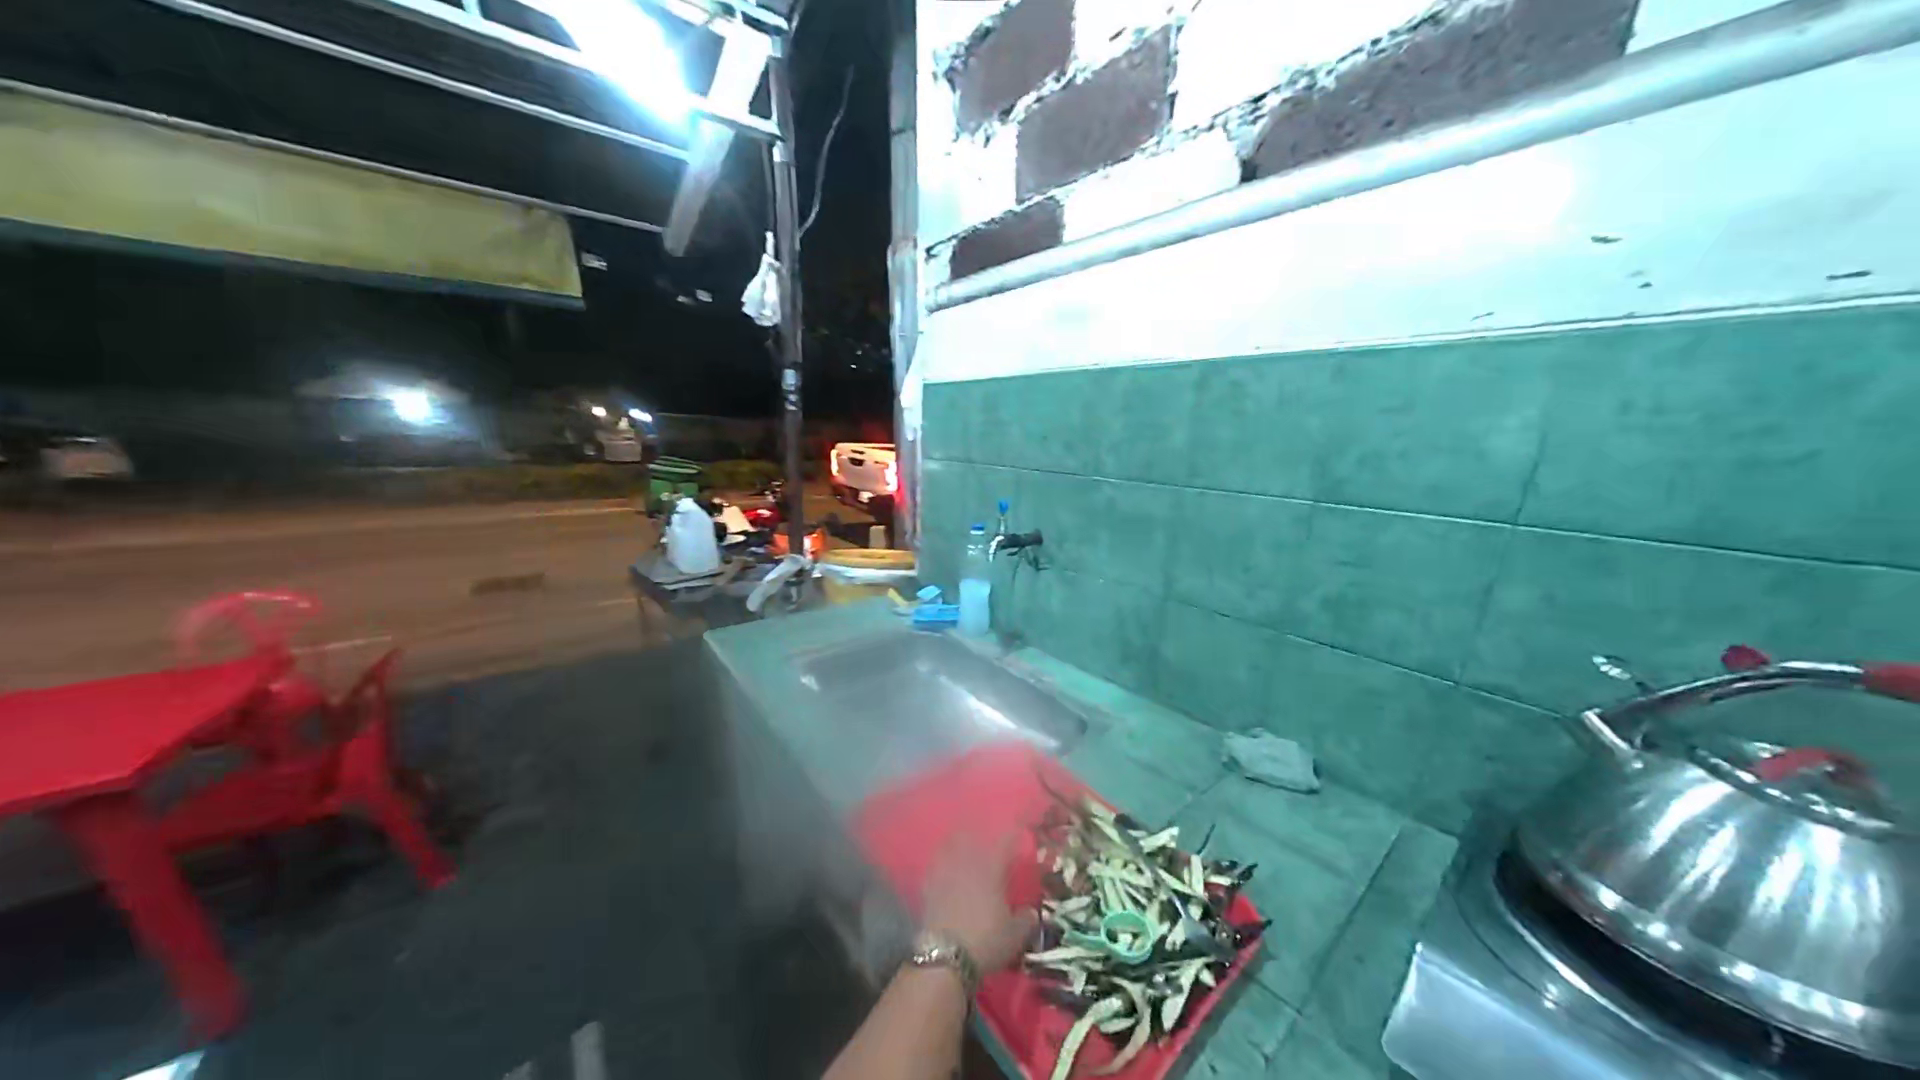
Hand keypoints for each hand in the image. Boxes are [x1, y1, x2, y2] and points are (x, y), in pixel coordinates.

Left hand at [921, 832, 1036, 973]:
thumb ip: (1026, 920)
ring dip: (956, 847)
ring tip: (962, 855)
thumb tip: (1031, 911)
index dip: (1013, 836)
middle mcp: (967, 862)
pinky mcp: (927, 887)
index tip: (1018, 834)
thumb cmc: (986, 940)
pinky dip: (940, 867)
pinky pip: (934, 867)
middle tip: (986, 845)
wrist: (944, 956)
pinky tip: (943, 876)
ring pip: (949, 847)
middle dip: (979, 837)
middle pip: (971, 837)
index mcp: (992, 867)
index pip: (1005, 842)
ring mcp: (944, 872)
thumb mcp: (1015, 935)